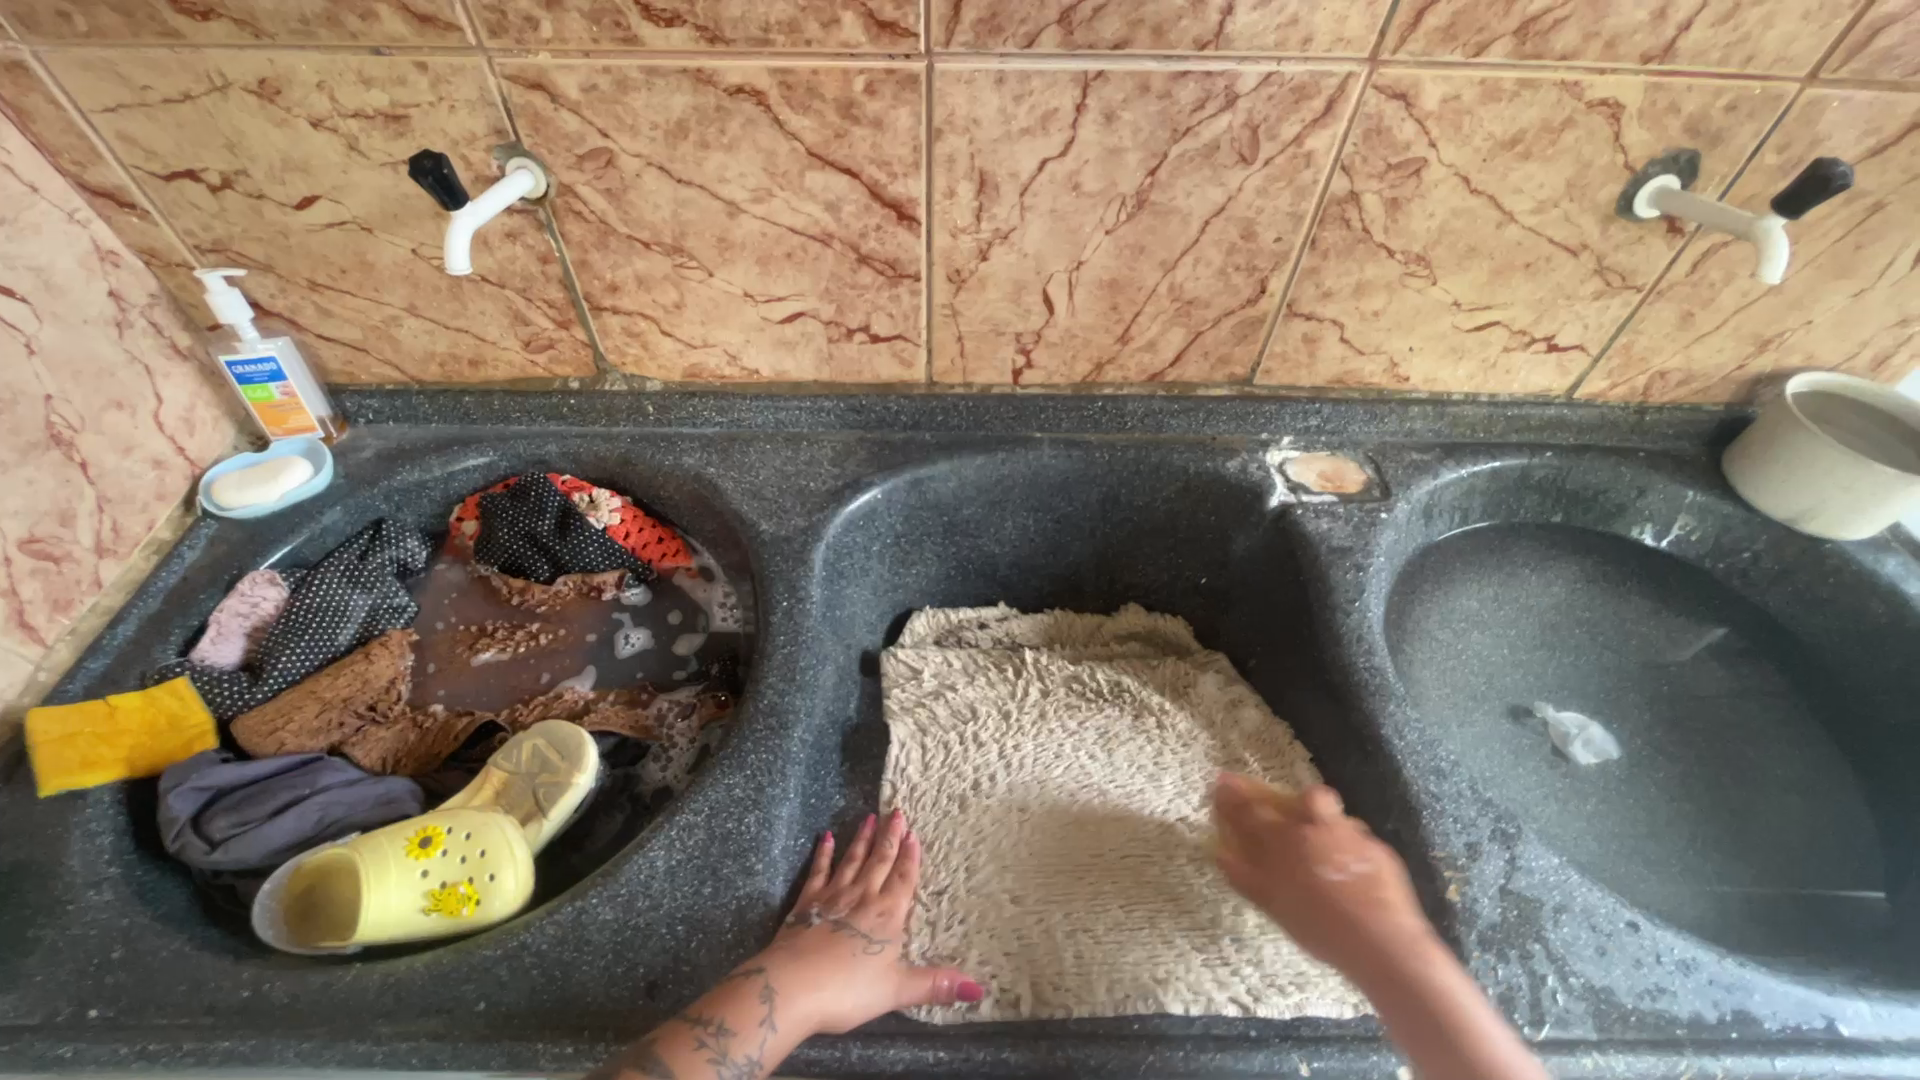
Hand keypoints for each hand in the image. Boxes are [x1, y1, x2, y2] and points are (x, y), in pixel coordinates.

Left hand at [755, 809, 982, 1034]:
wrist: (793, 987)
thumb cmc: (848, 990)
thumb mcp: (897, 991)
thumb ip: (935, 985)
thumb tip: (979, 988)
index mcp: (888, 916)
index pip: (903, 879)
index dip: (910, 856)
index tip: (914, 833)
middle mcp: (863, 897)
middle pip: (880, 861)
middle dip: (890, 837)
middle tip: (896, 812)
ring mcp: (833, 897)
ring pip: (853, 860)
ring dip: (863, 838)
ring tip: (870, 817)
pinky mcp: (807, 902)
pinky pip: (819, 871)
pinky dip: (824, 853)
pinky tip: (827, 837)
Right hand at [1212, 773, 1437, 982]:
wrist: (1382, 944)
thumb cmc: (1319, 928)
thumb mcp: (1272, 906)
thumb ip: (1244, 876)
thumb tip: (1220, 853)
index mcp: (1284, 839)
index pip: (1251, 808)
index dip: (1233, 795)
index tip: (1221, 782)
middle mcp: (1316, 827)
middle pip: (1299, 797)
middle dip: (1289, 798)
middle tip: (1285, 813)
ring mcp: (1351, 835)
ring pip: (1331, 812)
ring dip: (1321, 818)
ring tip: (1321, 841)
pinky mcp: (1378, 850)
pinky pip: (1355, 835)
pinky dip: (1346, 845)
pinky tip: (1348, 869)